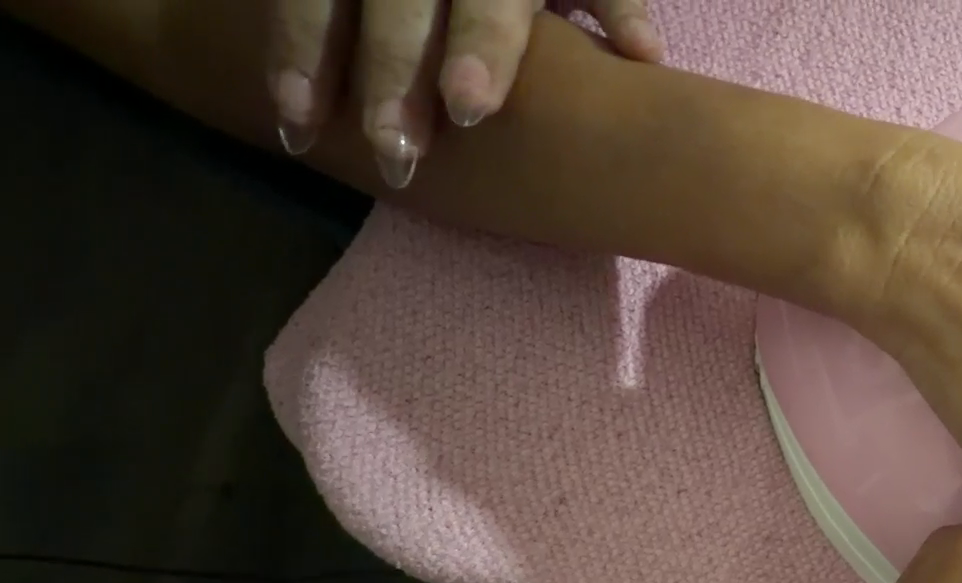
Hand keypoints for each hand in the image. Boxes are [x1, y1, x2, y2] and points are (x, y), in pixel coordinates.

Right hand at [268, 0, 662, 186]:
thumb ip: (610, 0)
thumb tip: (646, 54)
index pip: (492, 2)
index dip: (481, 48)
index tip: (469, 108)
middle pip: (403, 1)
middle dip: (393, 72)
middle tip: (395, 150)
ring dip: (310, 52)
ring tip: (301, 126)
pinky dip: (283, 35)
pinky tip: (277, 93)